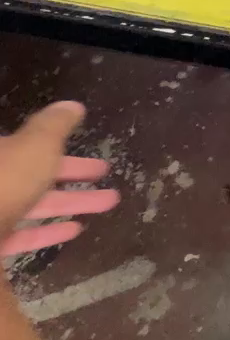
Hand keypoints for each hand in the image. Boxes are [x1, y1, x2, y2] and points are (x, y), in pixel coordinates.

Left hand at [0, 103, 116, 257]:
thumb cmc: (1, 182)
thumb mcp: (36, 145)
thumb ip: (54, 125)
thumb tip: (70, 106)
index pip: (18, 144)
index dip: (55, 144)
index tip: (84, 146)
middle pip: (27, 174)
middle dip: (70, 174)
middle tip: (103, 172)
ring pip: (27, 203)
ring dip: (69, 202)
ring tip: (108, 201)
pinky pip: (16, 234)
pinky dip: (46, 231)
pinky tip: (75, 229)